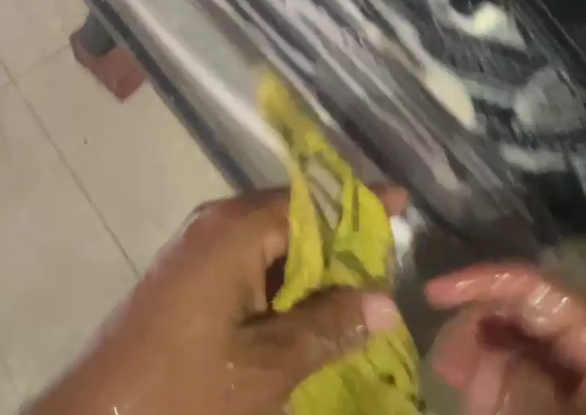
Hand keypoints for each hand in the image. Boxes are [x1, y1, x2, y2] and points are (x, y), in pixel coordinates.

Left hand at [25, 188, 407, 414]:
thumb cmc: (185, 387)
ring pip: (271, 242)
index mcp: (234, 230)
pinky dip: (282, 280)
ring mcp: (198, 248)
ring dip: (312, 264)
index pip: (311, 201)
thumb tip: (387, 300)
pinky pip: (249, 262)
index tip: (400, 199)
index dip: (357, 203)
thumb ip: (329, 326)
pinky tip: (309, 309)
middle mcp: (216, 224)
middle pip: (292, 218)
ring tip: (359, 288)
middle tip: (386, 260)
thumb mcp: (267, 365)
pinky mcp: (188, 276)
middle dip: (339, 239)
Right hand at [427, 263, 585, 414]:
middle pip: (522, 311)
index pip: (530, 284)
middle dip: (476, 331)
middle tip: (442, 363)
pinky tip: (478, 396)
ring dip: (484, 360)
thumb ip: (519, 381)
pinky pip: (536, 376)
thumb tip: (479, 352)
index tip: (432, 295)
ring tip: (457, 384)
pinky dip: (503, 383)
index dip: (477, 283)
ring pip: (523, 346)